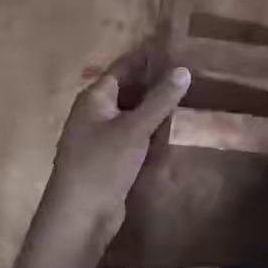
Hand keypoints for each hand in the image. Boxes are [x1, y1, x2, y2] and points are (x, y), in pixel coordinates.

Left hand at [36, 48, 191, 245]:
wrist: (79, 217)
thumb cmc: (102, 164)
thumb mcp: (135, 128)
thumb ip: (160, 100)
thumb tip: (183, 70)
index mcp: (94, 98)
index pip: (123, 68)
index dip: (147, 58)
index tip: (175, 50)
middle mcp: (95, 114)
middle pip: (128, 90)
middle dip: (154, 84)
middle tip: (187, 76)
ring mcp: (100, 138)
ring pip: (132, 115)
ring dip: (154, 110)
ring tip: (187, 100)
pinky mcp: (109, 160)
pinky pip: (133, 137)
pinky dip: (150, 132)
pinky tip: (172, 132)